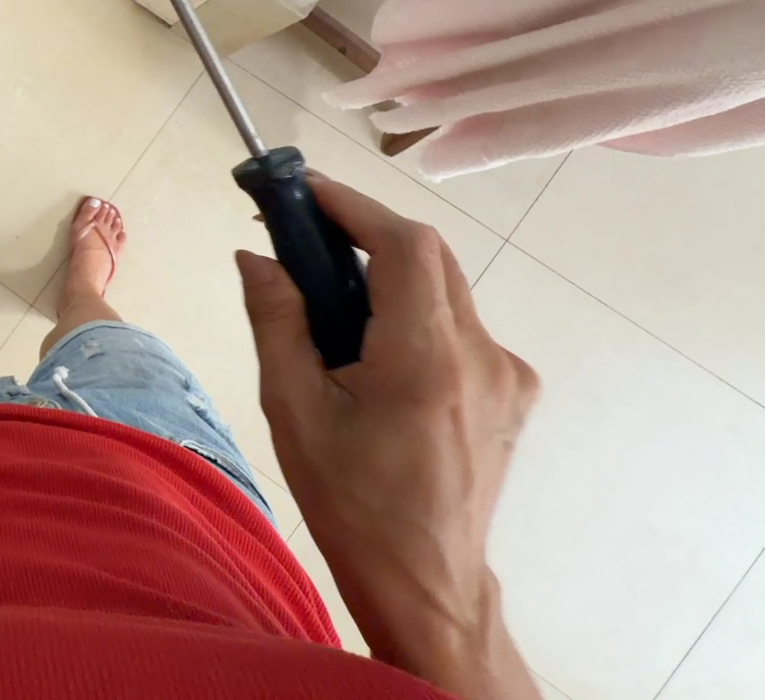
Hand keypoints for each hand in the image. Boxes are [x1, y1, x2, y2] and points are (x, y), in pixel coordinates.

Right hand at [236, 177, 540, 697]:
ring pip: (439, 287)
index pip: (405, 247)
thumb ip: (276, 319)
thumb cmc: (345, 494)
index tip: (298, 187)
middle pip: (427, 256)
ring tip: (318, 295)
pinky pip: (450, 319)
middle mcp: (482, 356)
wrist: (423, 577)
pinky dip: (401, 305)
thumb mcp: (290, 405)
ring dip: (378, 269)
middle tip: (296, 230)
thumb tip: (255, 255)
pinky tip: (361, 341)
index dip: (353, 205)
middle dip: (359, 228)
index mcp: (425, 360)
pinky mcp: (508, 387)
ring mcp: (506, 372)